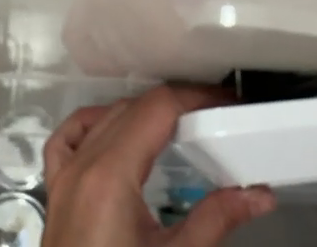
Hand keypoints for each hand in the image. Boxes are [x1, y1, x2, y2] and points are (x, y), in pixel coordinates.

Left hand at [43, 84, 275, 246]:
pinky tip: (117, 133)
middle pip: (135, 106)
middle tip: (216, 117)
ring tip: (180, 124)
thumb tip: (260, 194)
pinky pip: (69, 139)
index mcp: (111, 175)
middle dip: (178, 103)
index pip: (158, 107)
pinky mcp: (55, 194)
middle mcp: (83, 165)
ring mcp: (64, 178)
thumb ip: (216, 220)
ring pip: (105, 117)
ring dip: (143, 111)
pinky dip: (94, 125)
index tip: (228, 104)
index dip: (196, 96)